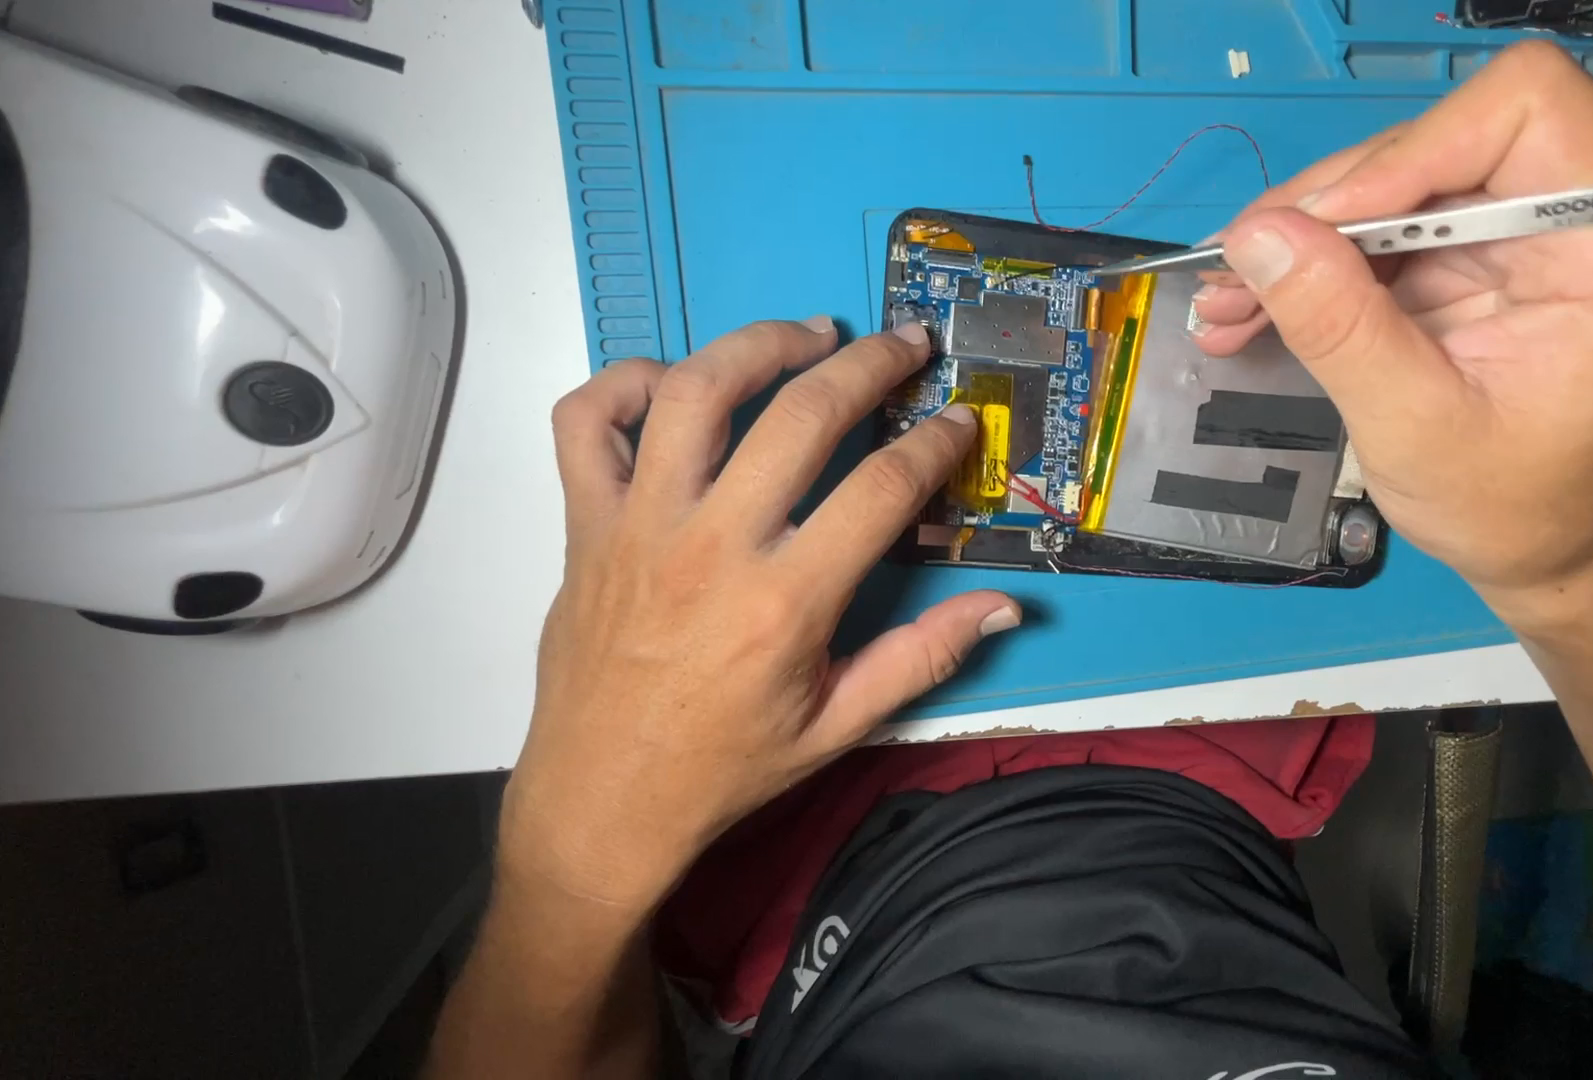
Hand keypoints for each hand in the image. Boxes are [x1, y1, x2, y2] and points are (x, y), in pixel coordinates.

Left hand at [500, 319, 1019, 911]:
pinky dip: (629, 382)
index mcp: (785, 602)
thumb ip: (923, 656)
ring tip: (809, 334)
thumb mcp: (839, 725)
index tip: (958, 422)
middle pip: (800, 417)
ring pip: (695, 392)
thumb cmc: (727, 769)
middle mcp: (711, 546)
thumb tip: (1004, 606)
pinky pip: (587, 422)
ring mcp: (638, 526)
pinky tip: (679, 385)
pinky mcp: (584, 525)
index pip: (881, 490)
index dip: (934, 444)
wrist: (601, 805)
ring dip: (760, 344)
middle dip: (868, 368)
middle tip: (906, 345)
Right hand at [1192, 42, 1592, 599]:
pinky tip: (1245, 310)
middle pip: (1431, 143)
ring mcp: (1514, 229)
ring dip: (1293, 243)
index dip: (1399, 159)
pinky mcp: (1464, 256)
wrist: (1525, 541)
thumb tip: (1253, 237)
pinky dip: (1302, 269)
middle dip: (1319, 211)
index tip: (1306, 234)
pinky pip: (1369, 234)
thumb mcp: (1409, 421)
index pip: (1515, 112)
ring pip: (1384, 186)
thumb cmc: (1500, 500)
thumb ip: (1337, 325)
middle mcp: (1578, 209)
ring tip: (1222, 302)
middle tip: (1234, 270)